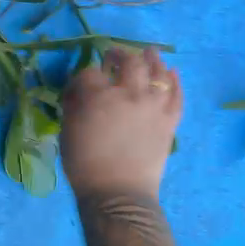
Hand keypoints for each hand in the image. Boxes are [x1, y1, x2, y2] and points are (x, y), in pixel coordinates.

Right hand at [60, 46, 182, 201]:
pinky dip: (175, 81)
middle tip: (115, 56)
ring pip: (158, 72)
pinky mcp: (170, 119)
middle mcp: (129, 93)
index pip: (90, 72)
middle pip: (129, 62)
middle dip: (120, 55)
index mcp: (98, 96)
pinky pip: (177, 94)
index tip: (78, 85)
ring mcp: (154, 105)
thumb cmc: (84, 165)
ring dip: (152, 59)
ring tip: (149, 53)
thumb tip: (78, 94)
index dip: (82, 76)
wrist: (117, 192)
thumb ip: (73, 108)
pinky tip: (172, 73)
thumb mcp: (67, 133)